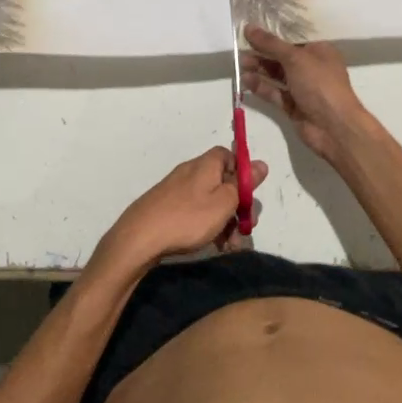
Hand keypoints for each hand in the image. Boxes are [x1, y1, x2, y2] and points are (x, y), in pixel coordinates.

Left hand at [98, 147, 269, 269]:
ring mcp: (178, 189)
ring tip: (228, 246)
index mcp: (206, 164)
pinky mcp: (169, 206)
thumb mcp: (224, 203)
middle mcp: (192, 172)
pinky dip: (207, 226)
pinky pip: (196, 212)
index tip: (248, 196)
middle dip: (237, 207)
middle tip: (244, 230)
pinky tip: (212, 245)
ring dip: (225, 222)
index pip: (230, 156)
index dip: (243, 174)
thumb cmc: (188, 218)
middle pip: (223, 182)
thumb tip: (261, 164)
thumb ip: (243, 184)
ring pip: (211, 201)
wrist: (140, 237)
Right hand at [241, 25, 376, 162]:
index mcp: (319, 51)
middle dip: (263, 51)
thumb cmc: (320, 84)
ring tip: (240, 62)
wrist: (334, 127)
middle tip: (242, 46)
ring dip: (260, 68)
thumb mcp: (295, 58)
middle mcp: (311, 67)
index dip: (274, 32)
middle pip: (283, 56)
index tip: (254, 27)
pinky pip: (275, 93)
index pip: (294, 37)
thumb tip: (249, 27)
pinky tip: (246, 80)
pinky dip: (261, 86)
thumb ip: (270, 44)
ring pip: (277, 75)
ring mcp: (302, 88)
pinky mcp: (293, 105)